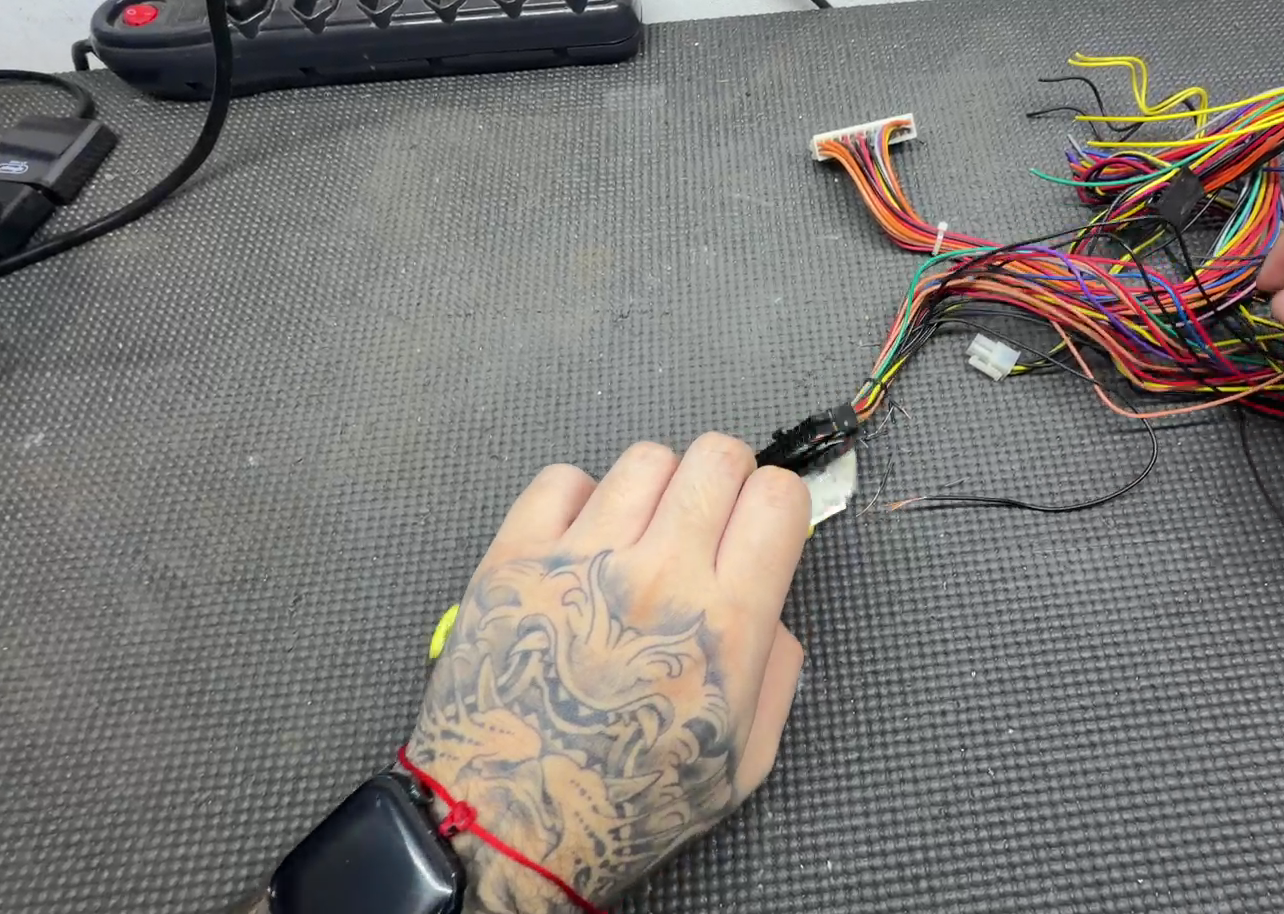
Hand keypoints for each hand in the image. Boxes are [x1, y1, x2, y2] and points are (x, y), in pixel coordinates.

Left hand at [405, 435, 809, 913]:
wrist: (502, 827)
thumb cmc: (629, 799)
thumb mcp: (745, 759)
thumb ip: (781, 669)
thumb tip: (770, 602)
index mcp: (726, 622)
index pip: (777, 498)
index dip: (780, 498)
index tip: (763, 521)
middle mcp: (660, 575)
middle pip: (717, 456)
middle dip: (728, 477)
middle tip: (709, 518)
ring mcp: (584, 557)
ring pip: (647, 458)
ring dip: (658, 488)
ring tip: (641, 533)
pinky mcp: (517, 554)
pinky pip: (564, 477)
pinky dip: (581, 499)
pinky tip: (582, 542)